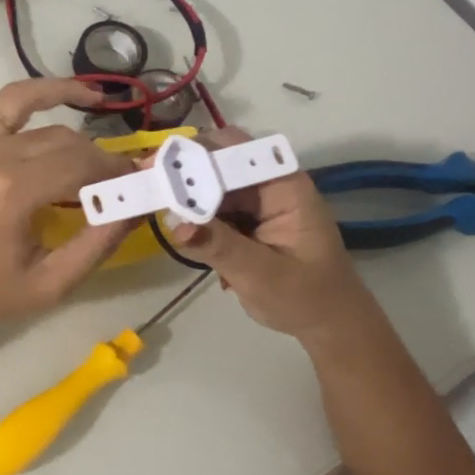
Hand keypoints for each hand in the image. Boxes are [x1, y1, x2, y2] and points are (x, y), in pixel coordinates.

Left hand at [0, 27, 135, 335]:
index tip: (137, 183)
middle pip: (60, 136)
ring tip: (93, 97)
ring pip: (23, 102)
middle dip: (94, 153)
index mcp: (14, 190)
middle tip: (115, 173)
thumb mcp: (50, 285)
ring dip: (60, 92)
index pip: (82, 164)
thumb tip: (138, 205)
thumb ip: (98, 243)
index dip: (115, 173)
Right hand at [170, 126, 381, 342]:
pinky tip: (177, 226)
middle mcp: (269, 184)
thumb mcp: (260, 275)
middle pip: (219, 160)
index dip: (195, 155)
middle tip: (145, 185)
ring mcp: (257, 201)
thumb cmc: (305, 297)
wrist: (329, 323)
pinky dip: (194, 215)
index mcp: (284, 186)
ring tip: (152, 203)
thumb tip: (176, 225)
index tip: (155, 168)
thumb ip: (218, 247)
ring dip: (185, 194)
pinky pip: (213, 206)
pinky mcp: (247, 219)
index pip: (235, 151)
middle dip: (183, 171)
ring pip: (211, 183)